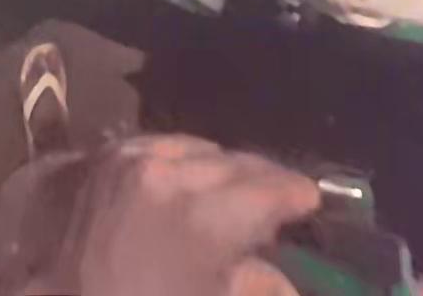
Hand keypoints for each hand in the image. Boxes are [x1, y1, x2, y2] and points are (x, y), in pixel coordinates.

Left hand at [70, 135, 318, 295]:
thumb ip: (252, 290)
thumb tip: (284, 279)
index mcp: (202, 220)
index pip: (264, 190)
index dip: (293, 192)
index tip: (311, 196)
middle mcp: (172, 173)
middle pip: (233, 162)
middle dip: (262, 177)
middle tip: (281, 193)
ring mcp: (136, 157)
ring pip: (198, 146)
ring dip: (223, 164)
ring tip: (237, 185)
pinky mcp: (110, 154)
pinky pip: (161, 142)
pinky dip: (185, 155)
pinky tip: (191, 173)